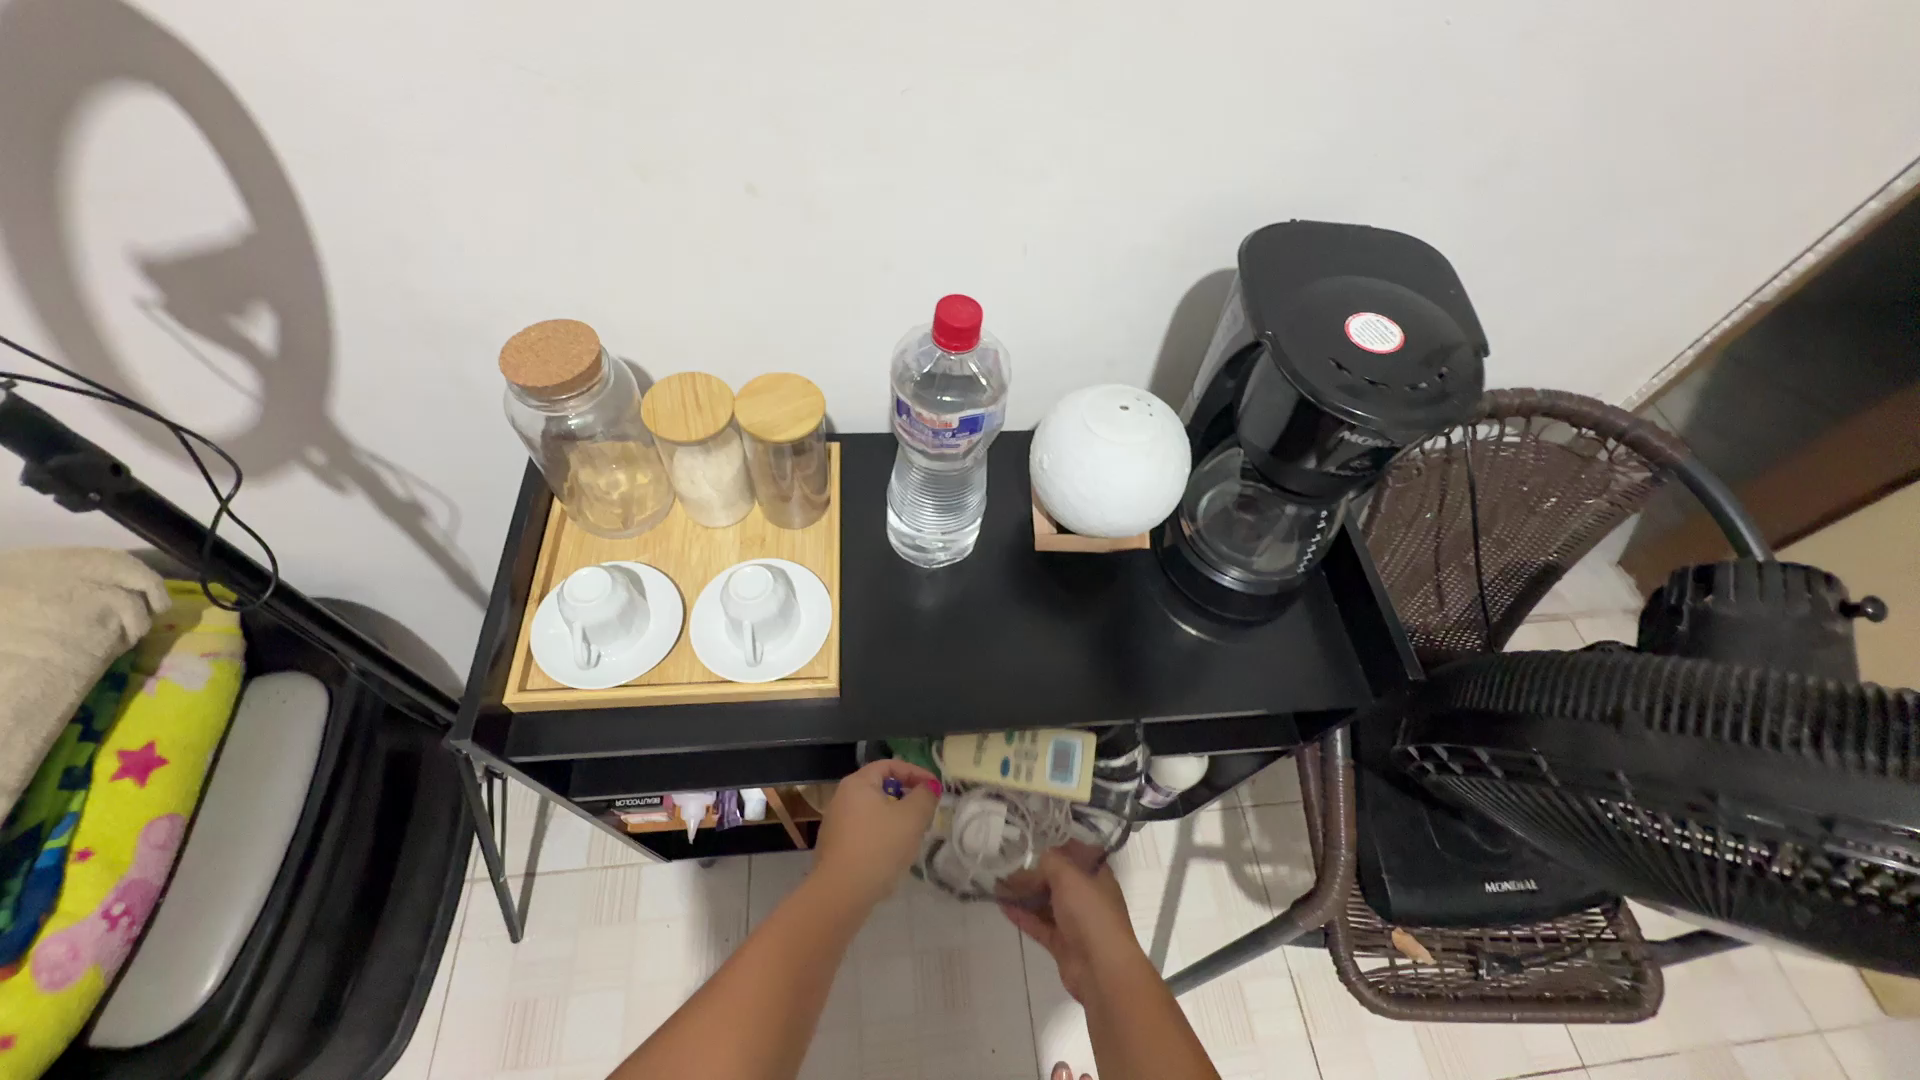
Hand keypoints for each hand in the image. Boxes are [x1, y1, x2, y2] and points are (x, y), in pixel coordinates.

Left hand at [812, 759, 940, 907]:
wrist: (842, 893)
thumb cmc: (879, 846)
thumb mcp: (912, 817)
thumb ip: (925, 796)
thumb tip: (928, 788)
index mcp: (857, 783)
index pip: (890, 765)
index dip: (916, 772)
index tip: (935, 789)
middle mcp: (842, 798)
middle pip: (881, 789)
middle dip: (907, 799)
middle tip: (925, 814)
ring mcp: (835, 824)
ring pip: (874, 813)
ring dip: (896, 821)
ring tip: (912, 838)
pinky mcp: (835, 848)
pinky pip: (865, 833)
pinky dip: (882, 837)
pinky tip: (892, 858)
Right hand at [1002, 849, 1140, 1002]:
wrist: (1102, 969)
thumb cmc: (1090, 913)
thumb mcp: (1069, 876)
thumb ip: (1050, 861)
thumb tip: (1037, 859)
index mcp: (1097, 876)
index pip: (1076, 854)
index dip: (1055, 846)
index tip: (1030, 841)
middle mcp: (1087, 896)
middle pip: (1057, 879)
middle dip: (1032, 872)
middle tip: (1006, 864)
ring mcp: (1074, 921)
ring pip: (1046, 902)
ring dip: (1023, 893)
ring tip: (997, 884)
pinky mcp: (1061, 943)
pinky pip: (1038, 924)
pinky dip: (1022, 915)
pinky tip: (1002, 905)